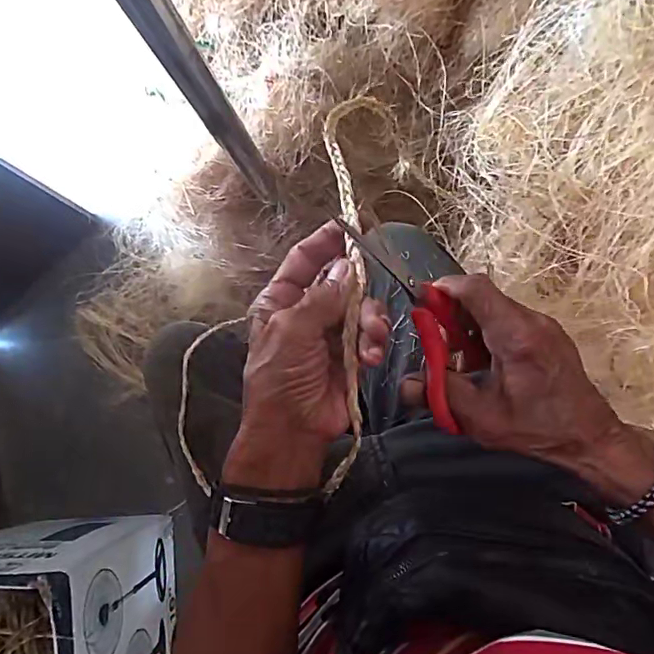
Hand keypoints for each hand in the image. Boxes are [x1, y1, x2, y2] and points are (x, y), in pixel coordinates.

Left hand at [227, 222, 389, 489]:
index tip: (349, 224)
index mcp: (280, 301)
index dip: (324, 242)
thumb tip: (346, 269)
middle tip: (364, 299)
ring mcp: (331, 334)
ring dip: (370, 322)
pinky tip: (368, 358)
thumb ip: (321, 298)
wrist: (292, 429)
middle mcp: (307, 313)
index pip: (303, 261)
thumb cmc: (279, 377)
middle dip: (357, 289)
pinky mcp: (352, 356)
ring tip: (367, 343)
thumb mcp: (291, 331)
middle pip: (341, 283)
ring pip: (362, 308)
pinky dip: (374, 344)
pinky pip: (371, 336)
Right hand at [399, 274, 653, 503]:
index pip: (475, 289)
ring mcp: (543, 326)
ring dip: (467, 326)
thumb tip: (406, 383)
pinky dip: (485, 334)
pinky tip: (480, 363)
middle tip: (434, 340)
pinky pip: (508, 321)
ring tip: (458, 359)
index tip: (422, 299)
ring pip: (493, 310)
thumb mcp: (479, 417)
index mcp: (515, 336)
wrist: (588, 437)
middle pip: (482, 298)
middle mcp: (532, 322)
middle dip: (451, 313)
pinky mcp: (547, 335)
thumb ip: (439, 393)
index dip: (443, 288)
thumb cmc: (535, 429)